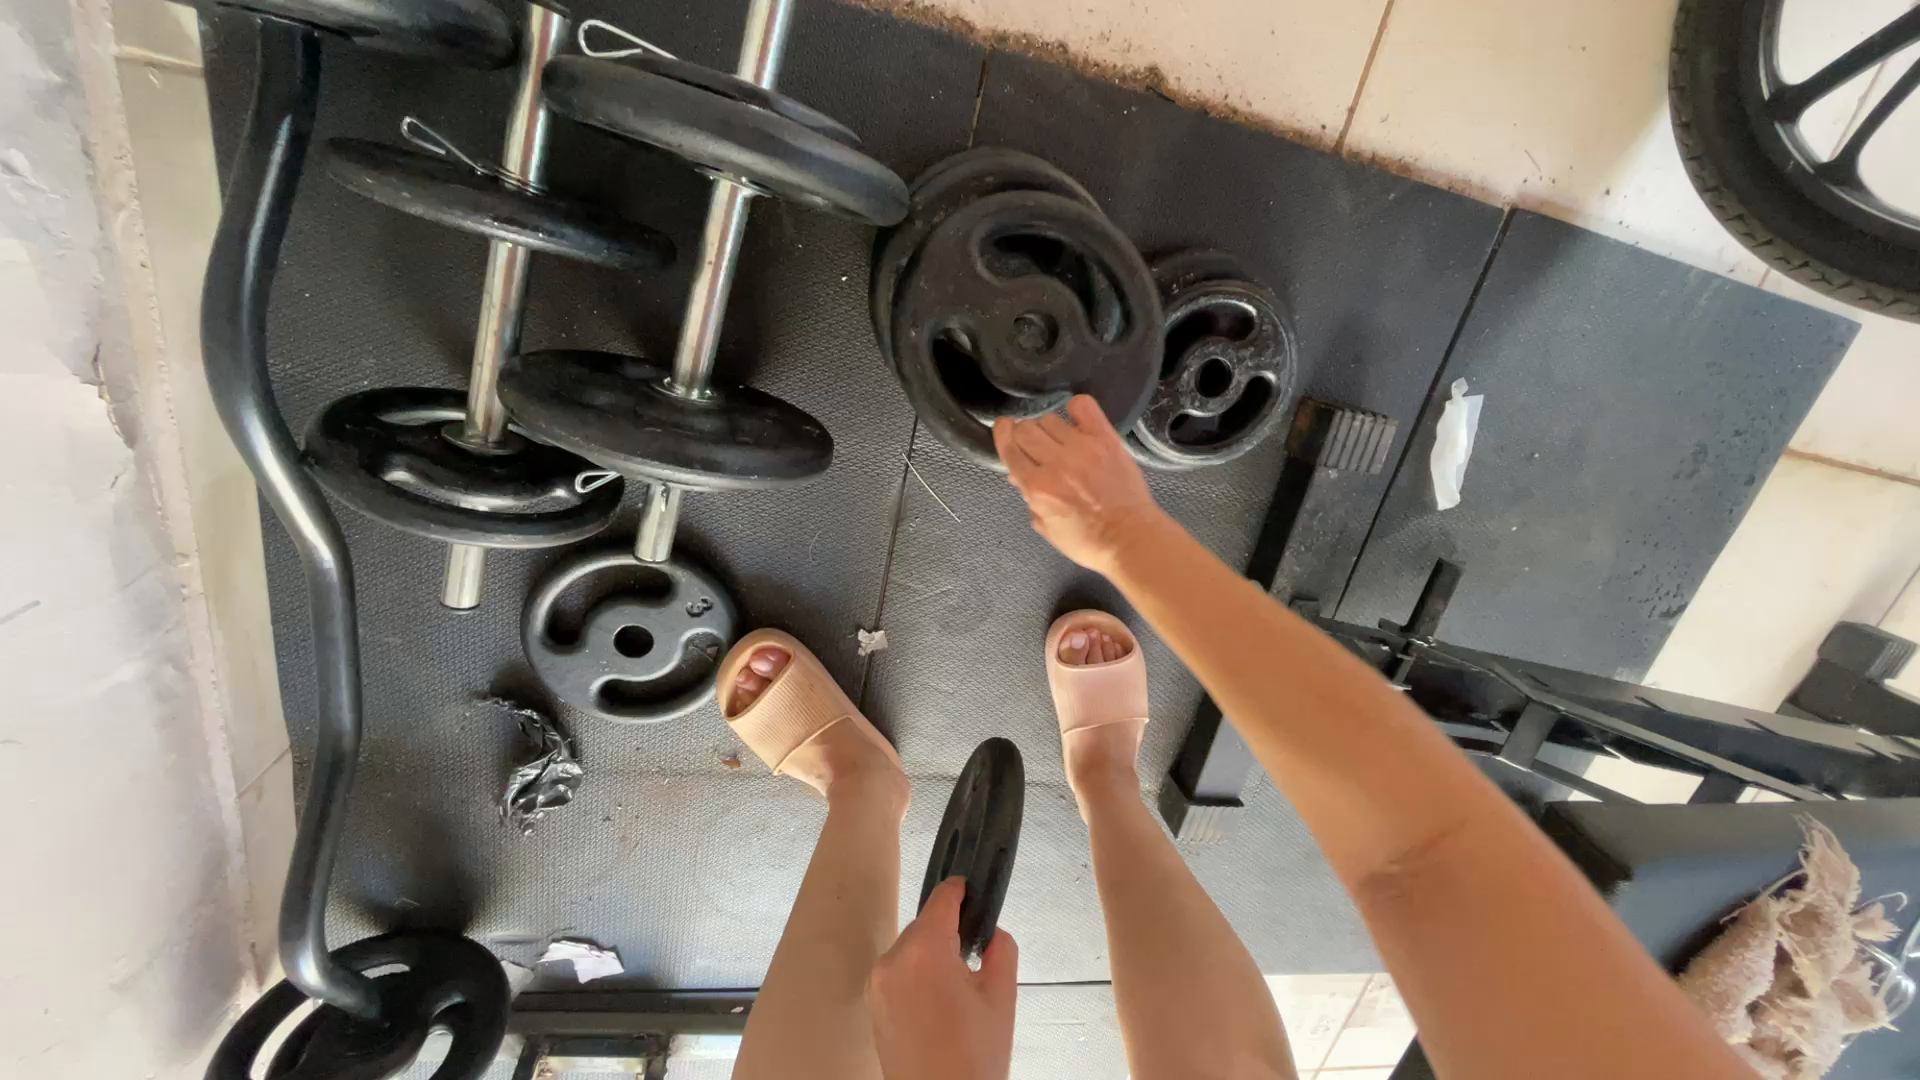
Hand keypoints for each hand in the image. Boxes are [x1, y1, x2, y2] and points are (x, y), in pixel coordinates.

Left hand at [868, 877, 1018, 1079]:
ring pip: (912, 946)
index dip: (962, 890)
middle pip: (926, 923)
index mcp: (925, 951)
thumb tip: (991, 932)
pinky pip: (899, 969)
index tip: (974, 889)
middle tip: (975, 953)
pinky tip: (939, 999)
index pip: (942, 898)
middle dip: (950, 930)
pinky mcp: (873, 1002)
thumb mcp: (1001, 998)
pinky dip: (918, 972)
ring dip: (933, 952)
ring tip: (958, 984)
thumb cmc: (973, 1060)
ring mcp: (877, 982)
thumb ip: (1000, 949)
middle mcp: (893, 960)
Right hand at [994, 395, 1165, 574]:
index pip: (1009, 448)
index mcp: (1038, 487)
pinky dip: (1075, 408)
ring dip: (1047, 428)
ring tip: (1056, 440)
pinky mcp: (1106, 440)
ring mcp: (1082, 448)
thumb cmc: (1089, 541)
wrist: (1130, 539)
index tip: (1003, 428)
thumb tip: (1017, 475)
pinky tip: (1075, 420)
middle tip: (1032, 444)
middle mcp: (1056, 463)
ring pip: (1050, 419)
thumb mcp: (1047, 527)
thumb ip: (1029, 499)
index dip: (1002, 434)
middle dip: (1022, 434)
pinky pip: (1083, 407)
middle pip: (1026, 429)